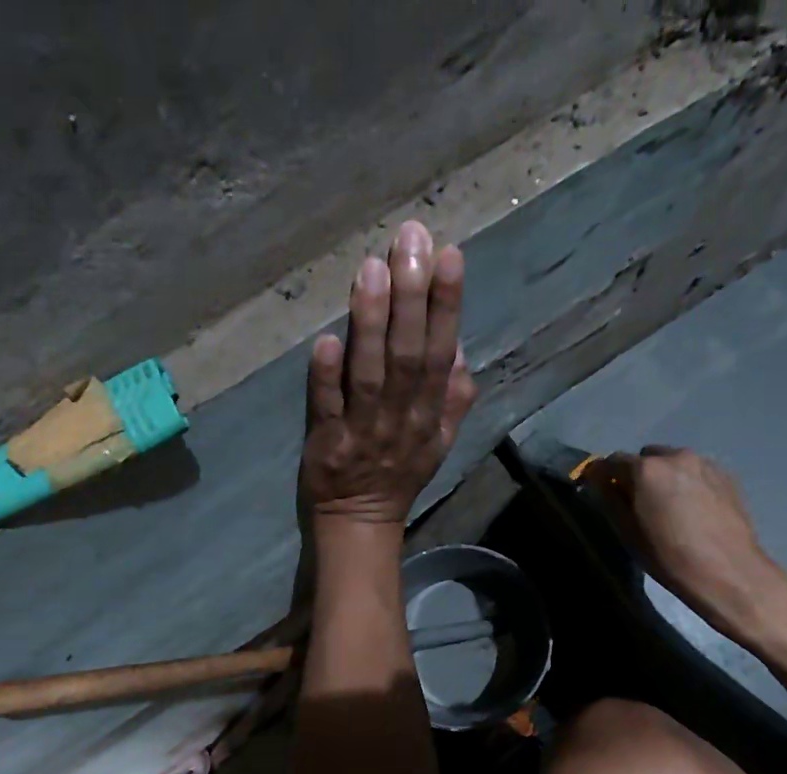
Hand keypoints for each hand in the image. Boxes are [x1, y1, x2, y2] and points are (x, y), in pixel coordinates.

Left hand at [300, 220, 477, 540]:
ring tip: (372, 268)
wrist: (360, 522)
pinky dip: (327, 376)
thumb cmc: (399, 473)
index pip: (442, 352)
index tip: (450, 256)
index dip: (447, 305)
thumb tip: (459, 346)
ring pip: (371, 372)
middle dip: (413, 295)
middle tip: (410, 239)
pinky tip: (327, 339)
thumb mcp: (441, 438)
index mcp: (431, 413)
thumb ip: (454, 396)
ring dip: (372, 322)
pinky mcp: (327, 444)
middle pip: (410, 353)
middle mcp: (403, 417)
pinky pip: (328, 408)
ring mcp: (364, 430)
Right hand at [585, 447, 786, 638]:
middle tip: (639, 502)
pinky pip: (696, 471)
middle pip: (646, 457)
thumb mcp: (629, 534)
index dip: (602, 474)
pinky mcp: (726, 475)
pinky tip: (693, 509)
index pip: (612, 461)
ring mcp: (705, 463)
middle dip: (638, 474)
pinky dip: (688, 482)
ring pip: (673, 462)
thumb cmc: (671, 558)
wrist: (729, 572)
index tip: (598, 487)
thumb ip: (610, 501)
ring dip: (665, 476)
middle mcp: (676, 456)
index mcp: (647, 469)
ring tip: (669, 505)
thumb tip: (601, 484)